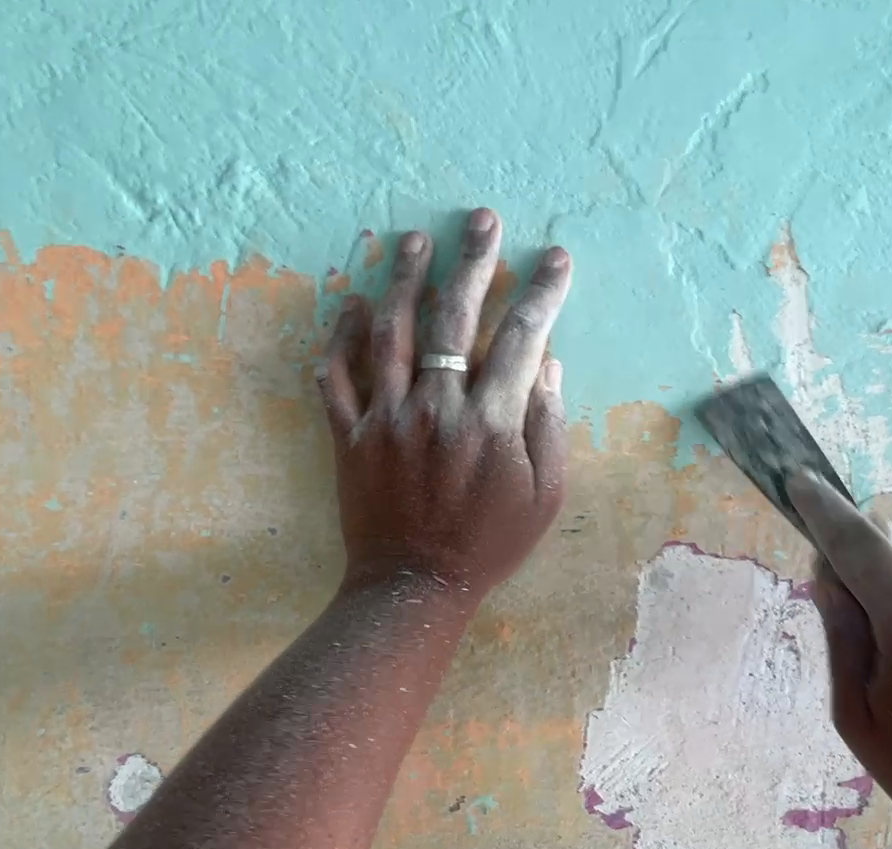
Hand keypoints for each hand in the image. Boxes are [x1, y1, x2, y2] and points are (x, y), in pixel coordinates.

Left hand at [317, 209, 572, 599]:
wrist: (414, 585)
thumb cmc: (489, 545)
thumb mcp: (543, 497)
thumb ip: (547, 428)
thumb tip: (548, 366)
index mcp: (490, 423)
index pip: (520, 338)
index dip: (541, 292)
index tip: (556, 257)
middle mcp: (436, 407)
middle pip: (452, 317)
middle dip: (472, 261)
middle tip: (481, 220)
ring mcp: (386, 418)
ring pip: (389, 331)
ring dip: (403, 278)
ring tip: (414, 240)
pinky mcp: (349, 436)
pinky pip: (336, 376)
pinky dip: (340, 337)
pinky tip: (350, 303)